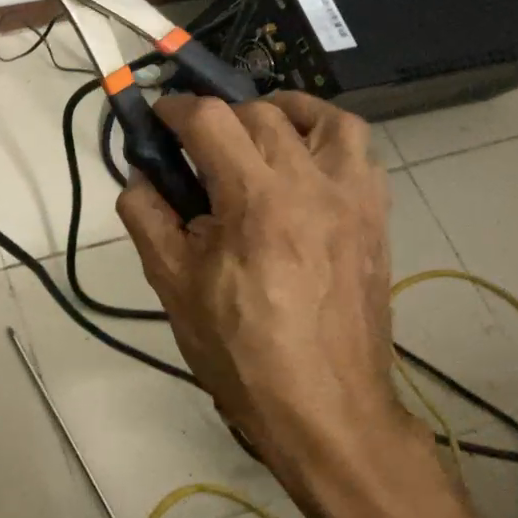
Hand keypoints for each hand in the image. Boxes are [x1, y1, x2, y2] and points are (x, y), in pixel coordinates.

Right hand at [116, 92, 413, 464]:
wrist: (324, 409)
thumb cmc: (239, 349)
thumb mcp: (170, 282)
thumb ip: (145, 214)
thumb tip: (141, 173)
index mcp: (255, 200)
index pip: (209, 118)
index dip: (173, 109)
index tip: (156, 121)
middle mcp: (310, 185)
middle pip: (257, 111)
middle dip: (215, 116)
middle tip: (192, 147)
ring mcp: (352, 198)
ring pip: (321, 117)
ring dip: (280, 112)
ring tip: (255, 134)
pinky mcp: (376, 216)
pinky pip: (358, 150)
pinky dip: (325, 138)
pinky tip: (299, 164)